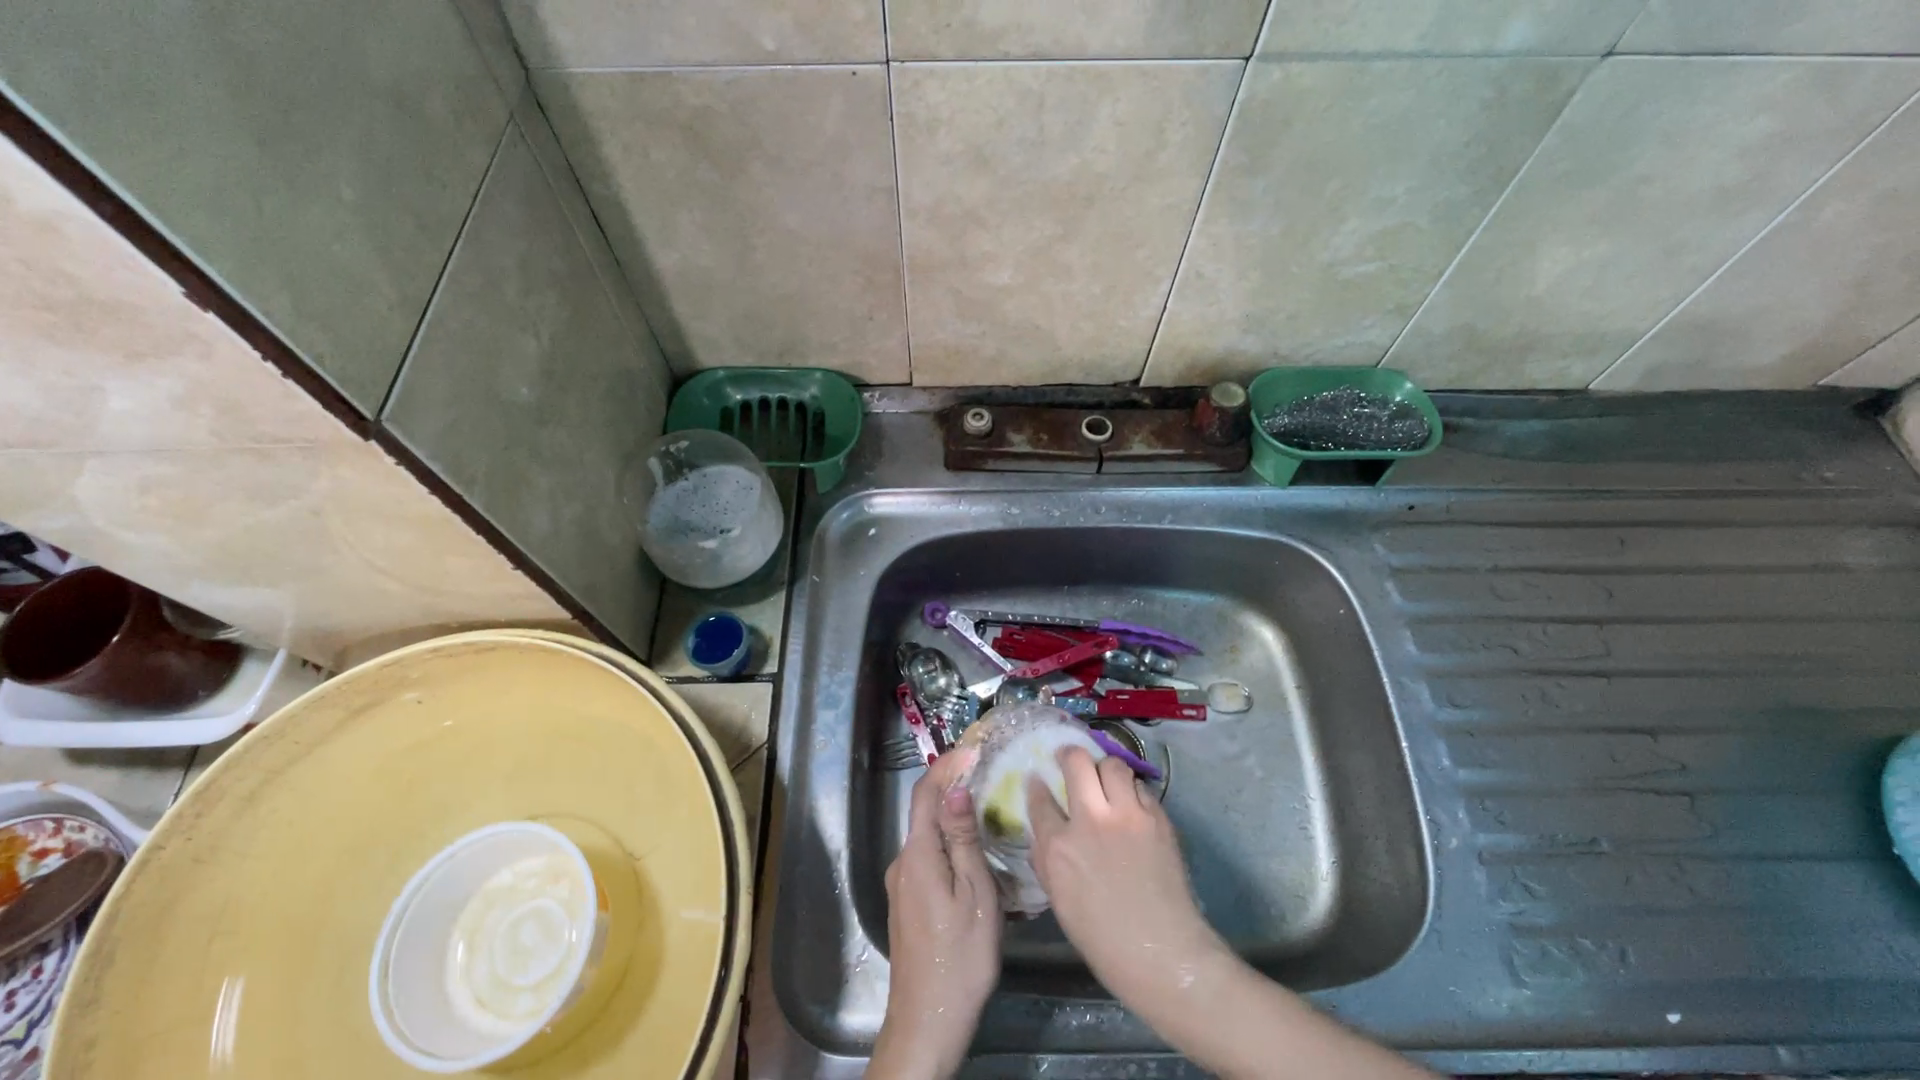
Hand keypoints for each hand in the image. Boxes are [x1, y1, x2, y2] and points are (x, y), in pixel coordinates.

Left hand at [871, 749, 1000, 1079]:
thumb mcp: (975, 895)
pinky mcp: (908, 903)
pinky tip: (979, 858)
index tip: (974, 749)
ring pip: (929, 838)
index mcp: (917, 855)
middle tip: (991, 776)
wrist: (927, 1019)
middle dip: (954, 789)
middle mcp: (903, 862)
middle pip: (925, 813)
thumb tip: (956, 790)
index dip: (947, 766)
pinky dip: (952, 846)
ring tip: (993, 814)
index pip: (926, 794)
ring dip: (955, 820)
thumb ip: (963, 841)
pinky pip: (929, 860)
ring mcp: (902, 885)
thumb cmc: (960, 957)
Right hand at [1027, 747, 1226, 1006]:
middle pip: (1077, 763)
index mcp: (1058, 846)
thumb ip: (1045, 857)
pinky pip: (1140, 788)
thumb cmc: (1100, 936)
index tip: (1036, 778)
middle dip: (1069, 754)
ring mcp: (1128, 816)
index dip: (1036, 784)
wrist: (1159, 950)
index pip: (1040, 797)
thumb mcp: (1057, 896)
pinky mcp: (1157, 818)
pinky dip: (1131, 790)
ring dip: (1104, 767)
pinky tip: (1129, 803)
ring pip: (1113, 765)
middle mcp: (1090, 820)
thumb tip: (1043, 830)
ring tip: (1103, 777)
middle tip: (1068, 758)